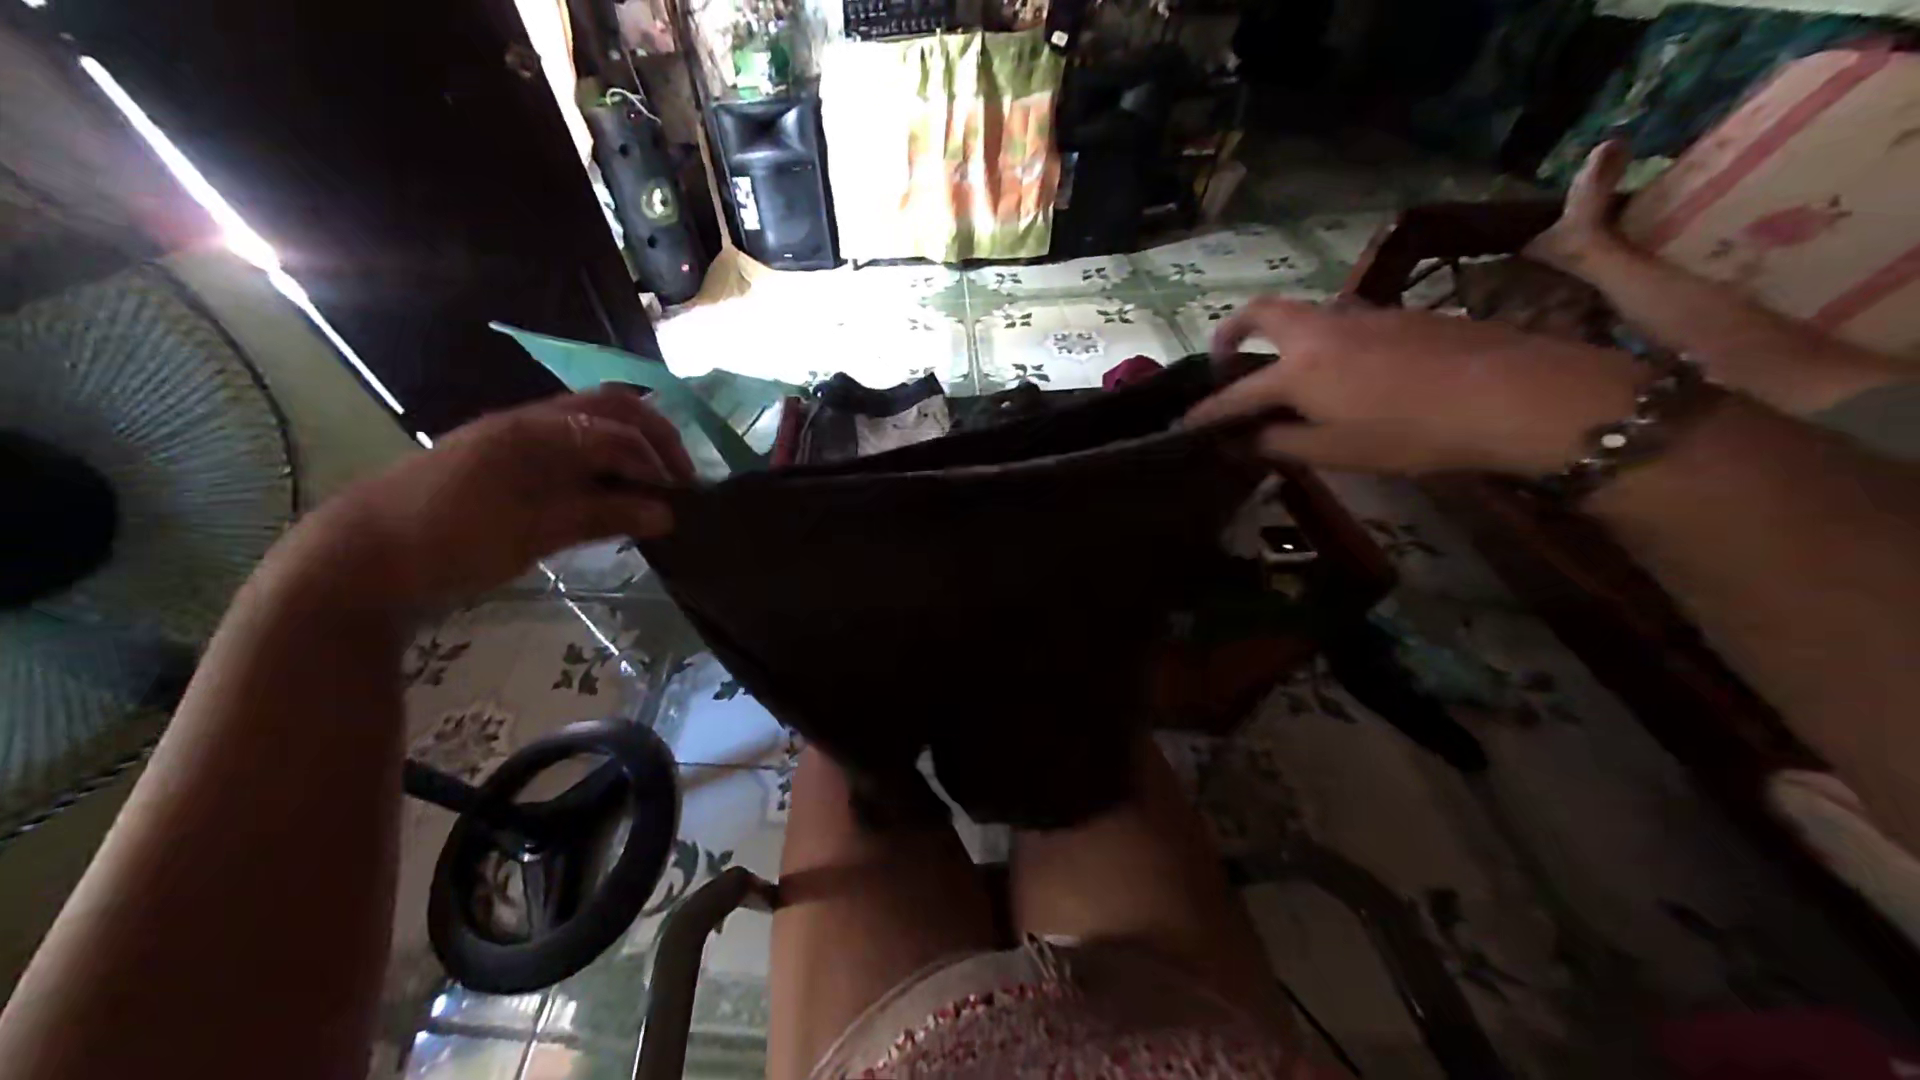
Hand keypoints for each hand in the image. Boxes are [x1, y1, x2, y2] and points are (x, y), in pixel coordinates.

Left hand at [291, 385, 693, 609]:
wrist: (359, 557)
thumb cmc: (447, 544)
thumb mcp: (531, 535)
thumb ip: (602, 517)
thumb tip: (668, 515)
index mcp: (534, 433)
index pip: (618, 433)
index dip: (657, 462)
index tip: (684, 500)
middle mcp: (530, 423)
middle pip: (611, 409)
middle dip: (655, 437)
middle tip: (681, 479)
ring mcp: (517, 438)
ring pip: (593, 423)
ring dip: (632, 446)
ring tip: (655, 485)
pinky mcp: (508, 459)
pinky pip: (572, 446)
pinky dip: (605, 461)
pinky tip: (613, 492)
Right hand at [1187, 298, 1642, 475]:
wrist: (1514, 394)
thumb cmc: (1413, 433)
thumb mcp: (1336, 452)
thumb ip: (1279, 444)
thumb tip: (1240, 442)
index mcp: (1298, 370)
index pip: (1235, 393)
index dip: (1206, 412)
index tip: (1183, 425)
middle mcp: (1319, 331)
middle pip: (1259, 313)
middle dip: (1230, 332)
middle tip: (1221, 358)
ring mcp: (1360, 315)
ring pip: (1302, 315)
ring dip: (1277, 335)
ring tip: (1282, 373)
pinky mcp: (1396, 314)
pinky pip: (1338, 321)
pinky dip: (1318, 340)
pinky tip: (1341, 371)